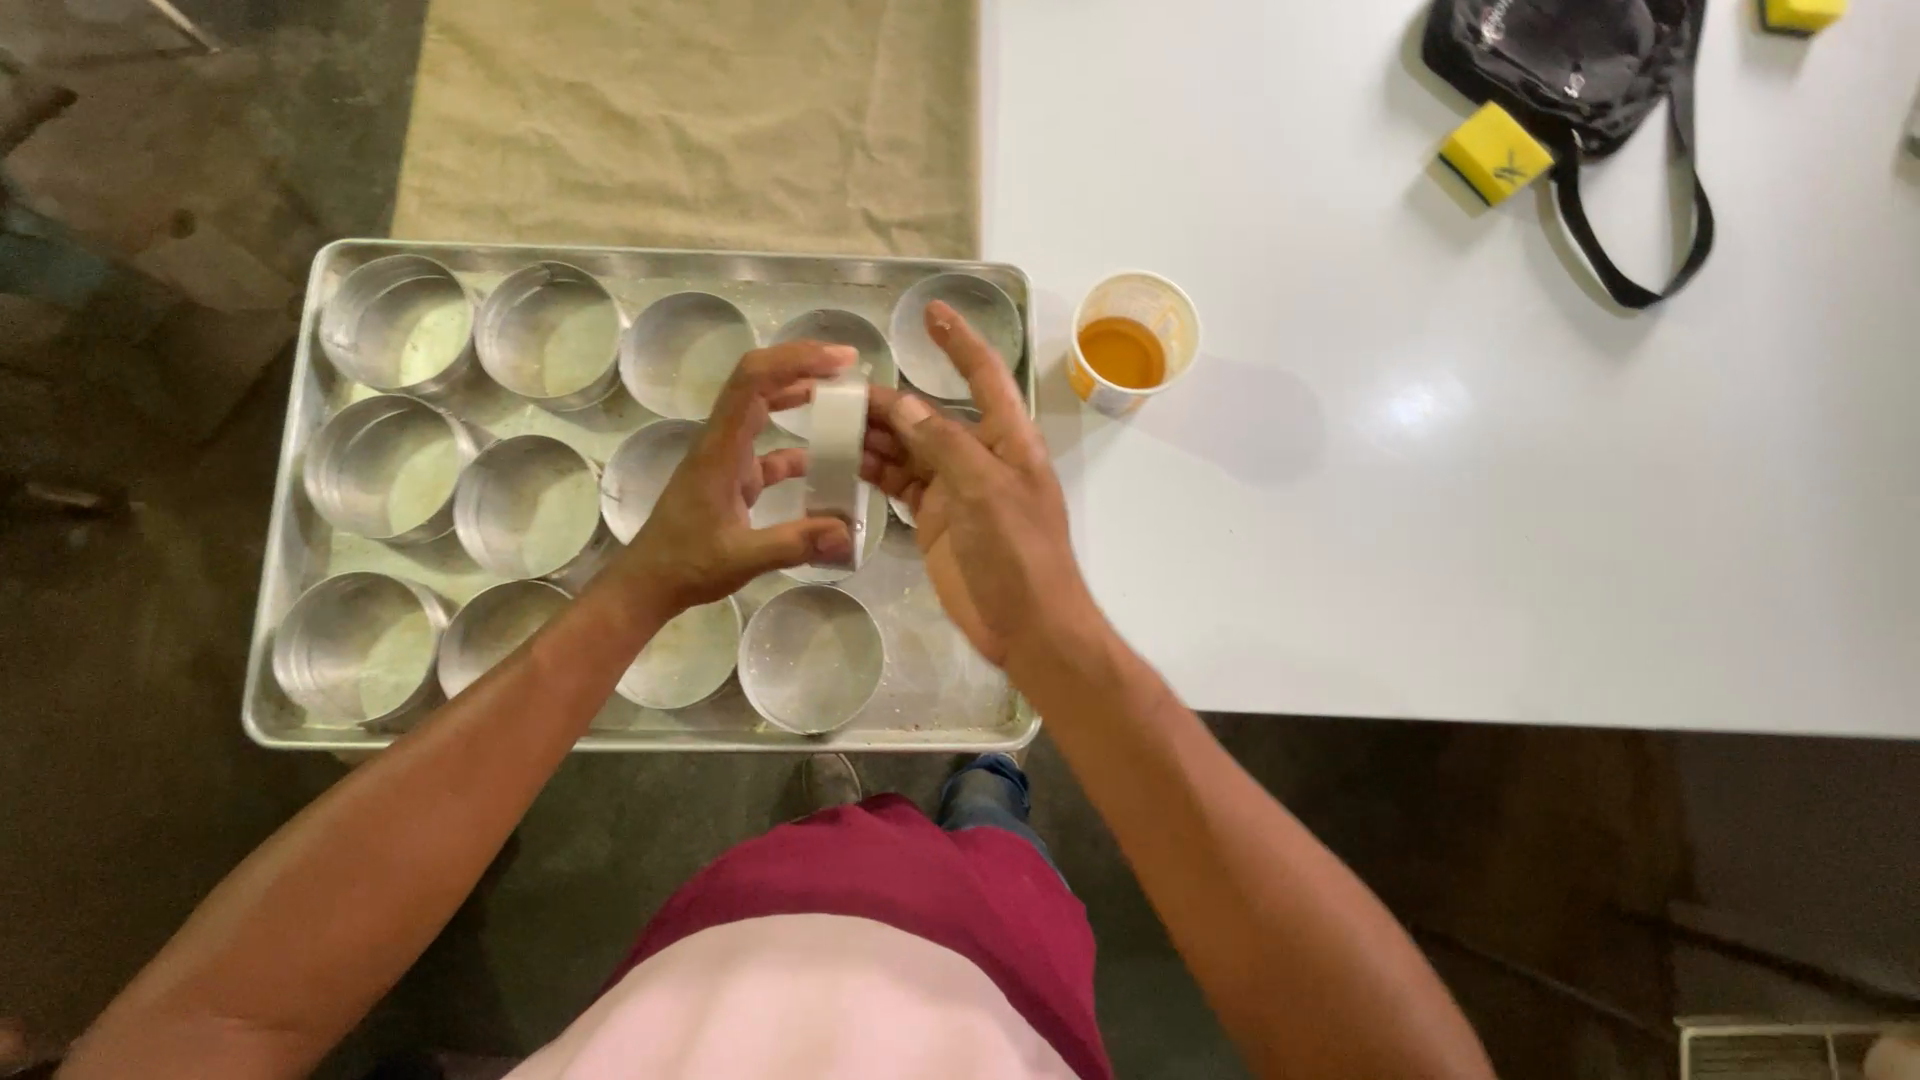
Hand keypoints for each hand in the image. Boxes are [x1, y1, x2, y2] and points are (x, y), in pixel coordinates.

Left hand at [614, 342, 856, 611]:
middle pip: (758, 382)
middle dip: (802, 365)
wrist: (649, 583)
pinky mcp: (733, 478)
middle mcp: (722, 442)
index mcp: (720, 449)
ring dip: (799, 394)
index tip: (838, 360)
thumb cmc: (686, 565)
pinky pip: (770, 449)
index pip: (753, 382)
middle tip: (849, 367)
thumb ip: (793, 543)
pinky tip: (826, 461)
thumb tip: (848, 531)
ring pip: (763, 409)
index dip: (794, 360)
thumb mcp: (741, 559)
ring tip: (842, 395)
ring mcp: (727, 458)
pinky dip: (798, 446)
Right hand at [862, 301, 1097, 665]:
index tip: (932, 312)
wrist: (1027, 626)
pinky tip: (844, 461)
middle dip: (890, 400)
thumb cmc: (1019, 553)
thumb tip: (905, 406)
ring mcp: (955, 490)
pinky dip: (874, 471)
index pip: (984, 377)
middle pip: (931, 415)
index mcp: (1007, 440)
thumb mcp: (986, 491)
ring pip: (909, 449)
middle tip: (838, 391)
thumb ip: (945, 445)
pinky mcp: (934, 520)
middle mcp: (980, 457)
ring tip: (830, 422)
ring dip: (875, 435)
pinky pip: (900, 484)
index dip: (959, 343)